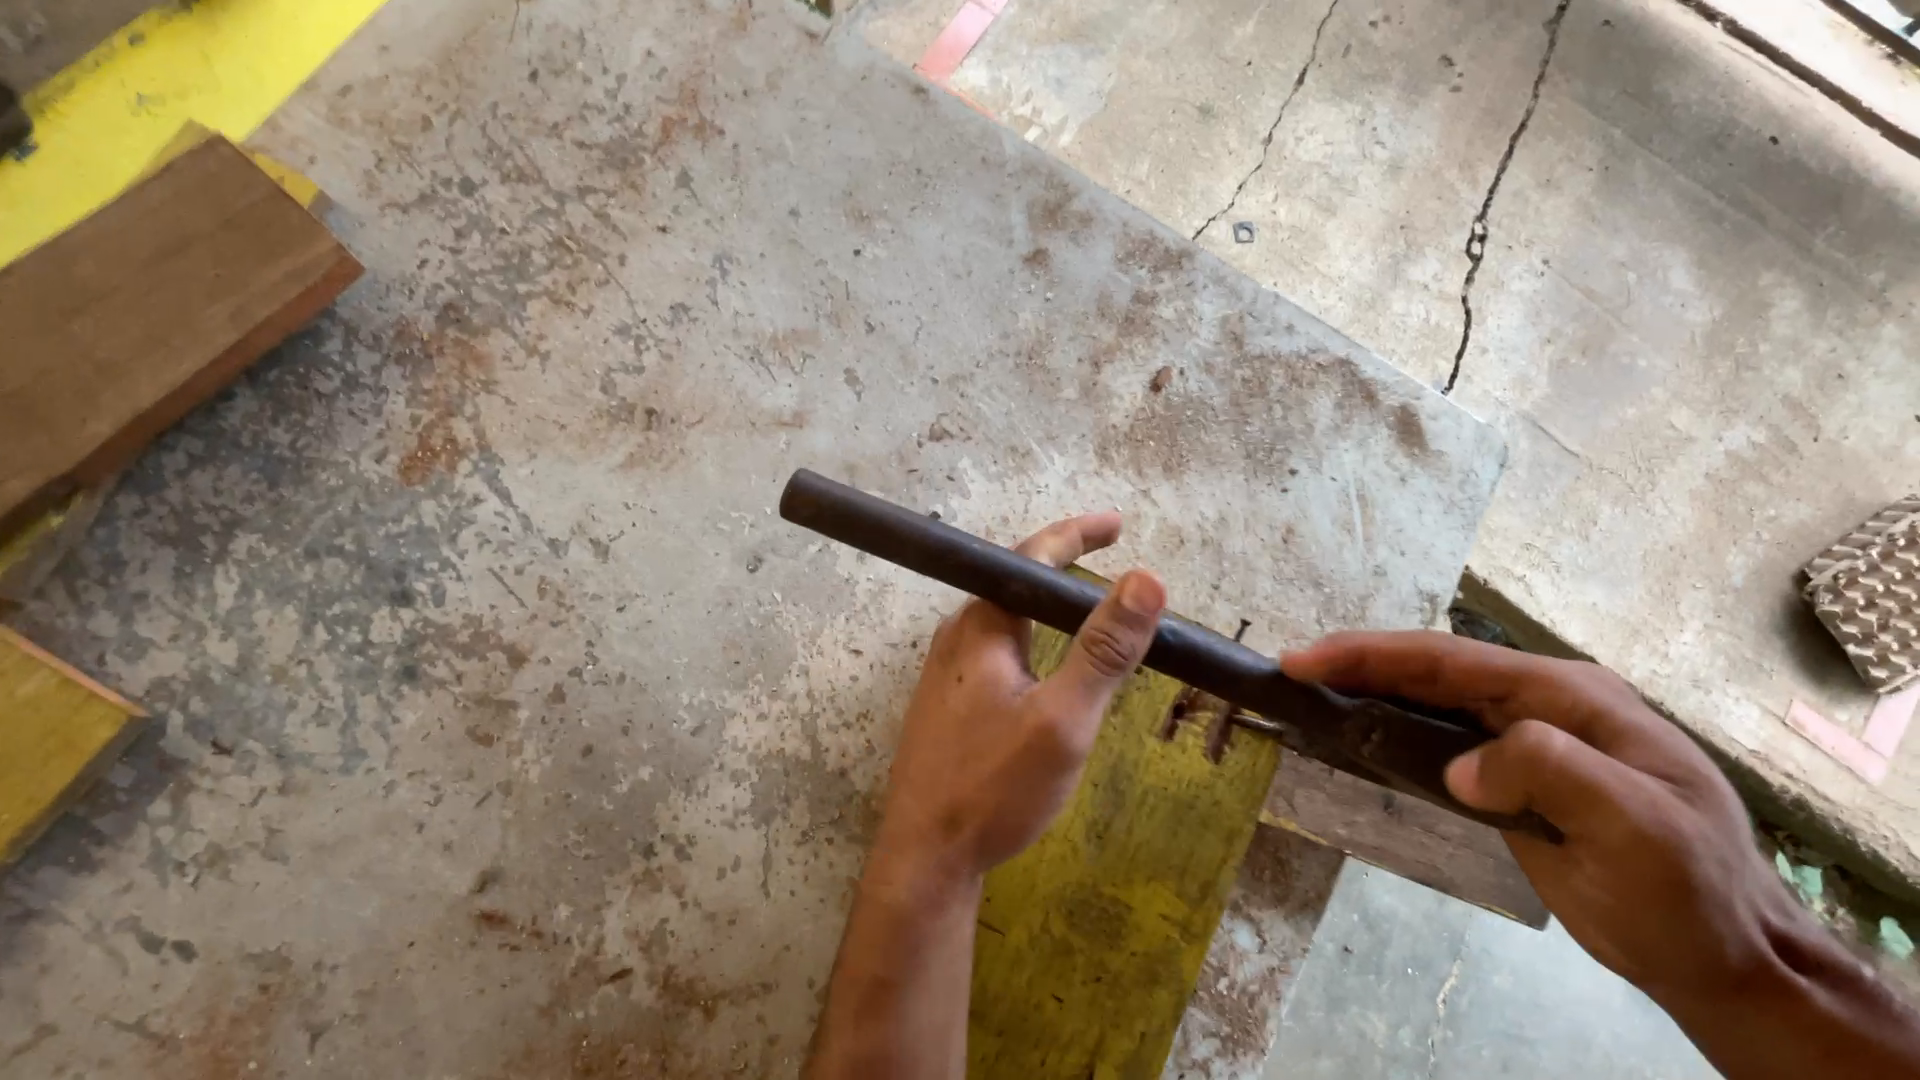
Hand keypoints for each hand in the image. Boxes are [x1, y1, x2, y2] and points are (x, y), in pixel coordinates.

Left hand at [871, 512, 1166, 890]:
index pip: (1030, 556)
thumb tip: (1146, 579)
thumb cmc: (993, 788)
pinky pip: (996, 648)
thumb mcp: (1063, 720)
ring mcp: (946, 671)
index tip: (1117, 523)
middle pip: (1013, 582)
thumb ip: (1104, 651)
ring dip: (1046, 603)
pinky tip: (1048, 663)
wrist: (924, 856)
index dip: (1076, 534)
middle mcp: (957, 637)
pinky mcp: (947, 702)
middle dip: (1062, 563)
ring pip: (1004, 617)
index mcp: (981, 627)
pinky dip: (1032, 636)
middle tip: (1108, 555)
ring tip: (1088, 606)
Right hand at [1281, 631, 1802, 1006]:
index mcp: (1568, 695)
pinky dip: (1387, 728)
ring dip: (1366, 691)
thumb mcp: (1635, 825)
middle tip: (1290, 671)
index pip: (1449, 660)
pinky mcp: (1509, 774)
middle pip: (1430, 670)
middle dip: (1356, 664)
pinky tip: (1355, 731)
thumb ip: (1550, 770)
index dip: (1371, 655)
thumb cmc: (1685, 889)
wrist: (1719, 953)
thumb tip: (1459, 766)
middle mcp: (1541, 702)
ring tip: (1308, 693)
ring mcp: (1525, 735)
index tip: (1304, 661)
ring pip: (1428, 700)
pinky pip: (1436, 737)